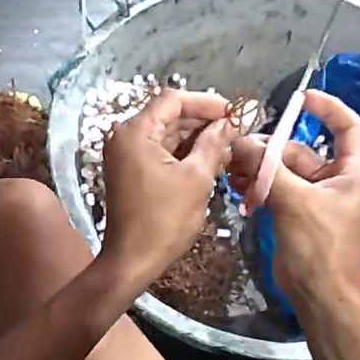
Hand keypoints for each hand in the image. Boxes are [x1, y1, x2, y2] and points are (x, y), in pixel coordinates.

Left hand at [100, 89, 234, 281]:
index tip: (233, 114)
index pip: (173, 100)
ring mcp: (125, 156)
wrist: (132, 259)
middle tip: (234, 132)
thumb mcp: (196, 178)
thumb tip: (228, 124)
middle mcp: (125, 138)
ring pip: (166, 136)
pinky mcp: (130, 172)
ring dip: (195, 139)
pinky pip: (159, 153)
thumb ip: (213, 144)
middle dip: (202, 122)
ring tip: (226, 148)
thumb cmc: (164, 220)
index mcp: (136, 132)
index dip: (206, 103)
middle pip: (169, 116)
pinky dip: (182, 154)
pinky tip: (208, 162)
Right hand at [226, 89, 359, 305]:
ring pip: (283, 171)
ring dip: (259, 169)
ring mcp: (313, 199)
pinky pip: (275, 190)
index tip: (302, 97)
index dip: (328, 108)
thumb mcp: (295, 202)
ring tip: (233, 170)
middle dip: (270, 149)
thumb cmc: (320, 246)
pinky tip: (239, 189)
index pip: (347, 127)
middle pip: (300, 150)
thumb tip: (242, 143)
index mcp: (350, 171)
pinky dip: (258, 188)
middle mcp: (334, 180)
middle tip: (239, 151)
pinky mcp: (295, 214)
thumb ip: (268, 170)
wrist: (320, 293)